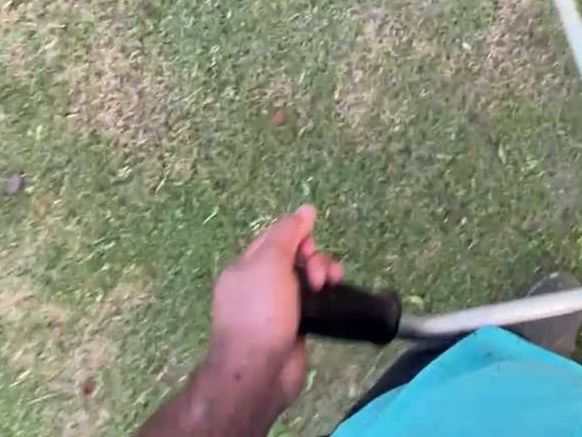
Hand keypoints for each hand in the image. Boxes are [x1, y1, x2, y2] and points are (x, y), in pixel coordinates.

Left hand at [197, 206, 343, 428]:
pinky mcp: (295, 325)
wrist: (258, 372)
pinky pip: (314, 299)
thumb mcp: (270, 261)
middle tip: (317, 273)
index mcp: (246, 267)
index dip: (297, 234)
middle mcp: (260, 284)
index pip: (276, 237)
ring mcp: (278, 306)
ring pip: (308, 276)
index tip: (310, 244)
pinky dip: (326, 294)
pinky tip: (335, 294)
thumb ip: (289, 232)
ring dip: (323, 272)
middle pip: (295, 255)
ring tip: (329, 283)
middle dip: (313, 256)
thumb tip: (307, 209)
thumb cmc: (260, 311)